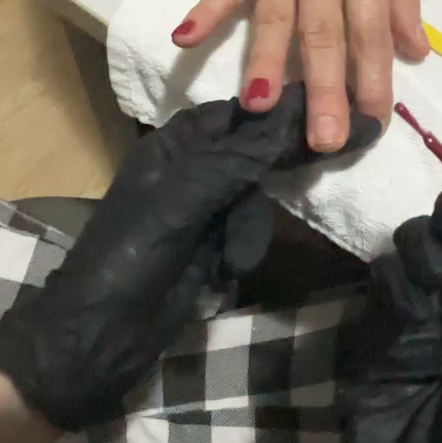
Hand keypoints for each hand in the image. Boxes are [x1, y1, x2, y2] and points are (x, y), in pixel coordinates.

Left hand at [0, 82, 378, 430]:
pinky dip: (243, 249)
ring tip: (231, 257)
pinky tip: (226, 270)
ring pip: (255, 199)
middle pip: (251, 153)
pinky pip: (248, 233)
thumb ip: (237, 158)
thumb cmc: (131, 254)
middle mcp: (190, 171)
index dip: (278, 109)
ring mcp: (202, 211)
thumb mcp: (183, 199)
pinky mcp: (212, 247)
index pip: (236, 114)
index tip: (327, 107)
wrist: (101, 335)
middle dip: (281, 162)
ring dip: (250, 227)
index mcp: (172, 147)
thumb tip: (290, 111)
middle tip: (339, 147)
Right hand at [180, 0, 427, 153]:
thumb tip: (415, 52)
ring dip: (265, 59)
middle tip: (325, 138)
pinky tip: (184, 37)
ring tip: (259, 105)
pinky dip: (204, 10)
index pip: (370, 27)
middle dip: (323, 86)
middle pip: (322, 31)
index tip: (374, 121)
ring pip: (274, 15)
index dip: (372, 75)